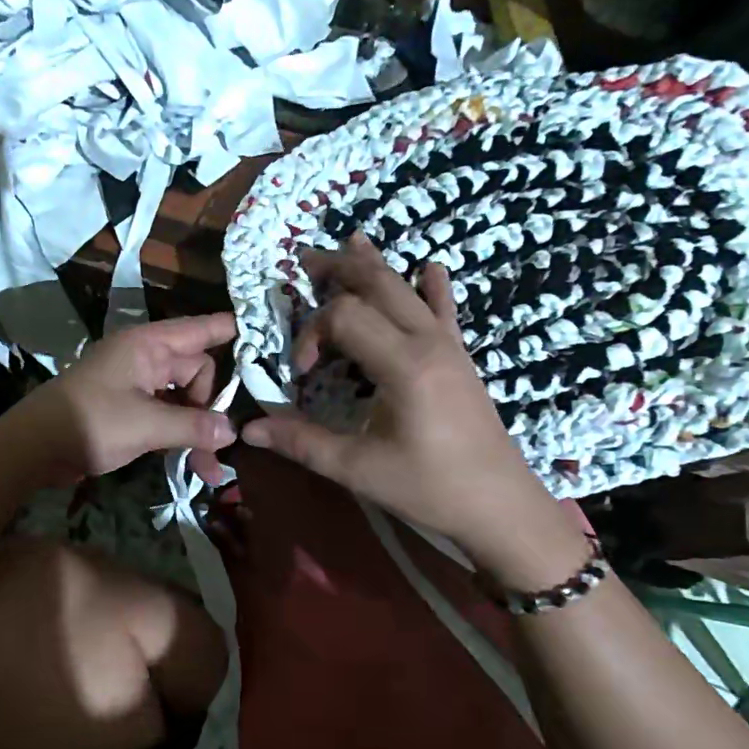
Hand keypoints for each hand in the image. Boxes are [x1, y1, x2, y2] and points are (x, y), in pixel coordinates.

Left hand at [11, 313, 238, 485]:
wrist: (34, 447)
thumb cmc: (90, 422)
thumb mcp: (146, 424)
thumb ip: (193, 426)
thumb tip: (231, 431)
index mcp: (148, 346)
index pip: (200, 330)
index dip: (229, 331)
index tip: (264, 337)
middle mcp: (145, 359)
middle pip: (196, 372)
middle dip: (211, 407)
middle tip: (221, 441)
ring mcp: (136, 385)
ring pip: (182, 400)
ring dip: (197, 430)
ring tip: (211, 470)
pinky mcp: (129, 410)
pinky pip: (165, 416)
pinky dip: (178, 436)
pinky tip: (194, 465)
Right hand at [240, 234, 585, 584]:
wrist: (499, 506)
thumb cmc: (429, 488)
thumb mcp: (358, 468)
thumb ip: (302, 442)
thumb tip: (249, 429)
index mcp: (404, 365)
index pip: (345, 317)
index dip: (311, 334)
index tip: (301, 372)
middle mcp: (428, 342)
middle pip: (377, 285)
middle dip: (337, 270)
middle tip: (304, 260)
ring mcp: (449, 346)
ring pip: (407, 289)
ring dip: (374, 267)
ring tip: (350, 242)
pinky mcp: (460, 357)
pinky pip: (443, 310)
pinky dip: (431, 286)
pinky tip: (430, 266)